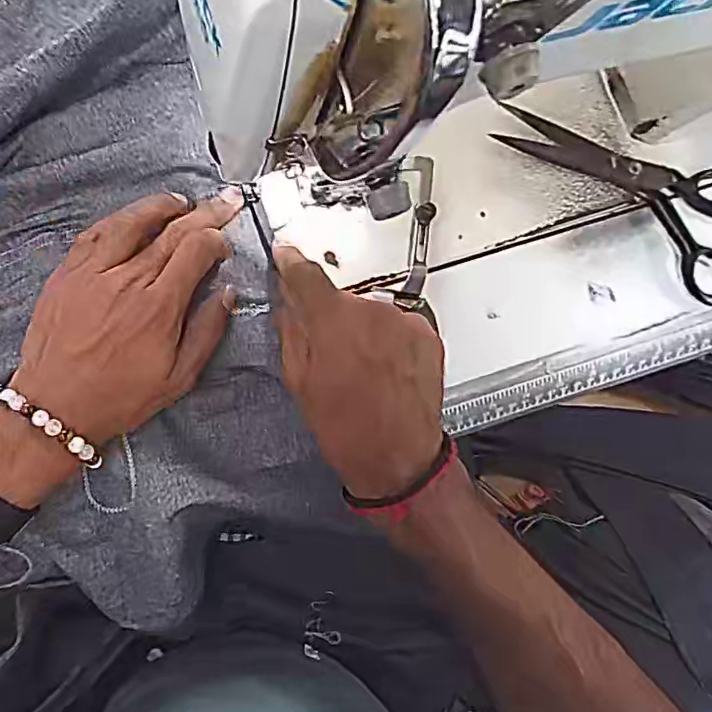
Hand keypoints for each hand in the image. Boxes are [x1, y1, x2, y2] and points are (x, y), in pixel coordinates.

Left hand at [0, 190, 242, 506]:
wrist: (56, 406)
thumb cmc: (117, 397)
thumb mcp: (177, 378)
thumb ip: (207, 331)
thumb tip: (226, 295)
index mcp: (158, 306)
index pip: (196, 249)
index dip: (216, 238)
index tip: (223, 243)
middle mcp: (127, 280)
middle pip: (173, 230)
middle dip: (204, 212)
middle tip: (222, 202)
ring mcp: (93, 272)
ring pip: (132, 222)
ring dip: (160, 206)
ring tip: (179, 201)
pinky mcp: (68, 274)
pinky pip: (95, 233)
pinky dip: (118, 219)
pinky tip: (131, 217)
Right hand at [274, 246, 444, 499]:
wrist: (397, 457)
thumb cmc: (349, 430)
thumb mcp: (300, 382)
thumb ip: (291, 333)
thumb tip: (288, 307)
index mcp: (332, 321)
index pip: (305, 273)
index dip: (290, 262)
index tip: (285, 254)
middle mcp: (371, 312)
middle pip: (340, 296)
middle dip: (330, 316)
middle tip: (329, 353)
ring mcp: (402, 321)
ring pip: (369, 310)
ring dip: (361, 329)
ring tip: (361, 369)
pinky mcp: (426, 332)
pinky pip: (395, 323)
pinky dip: (386, 338)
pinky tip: (382, 368)